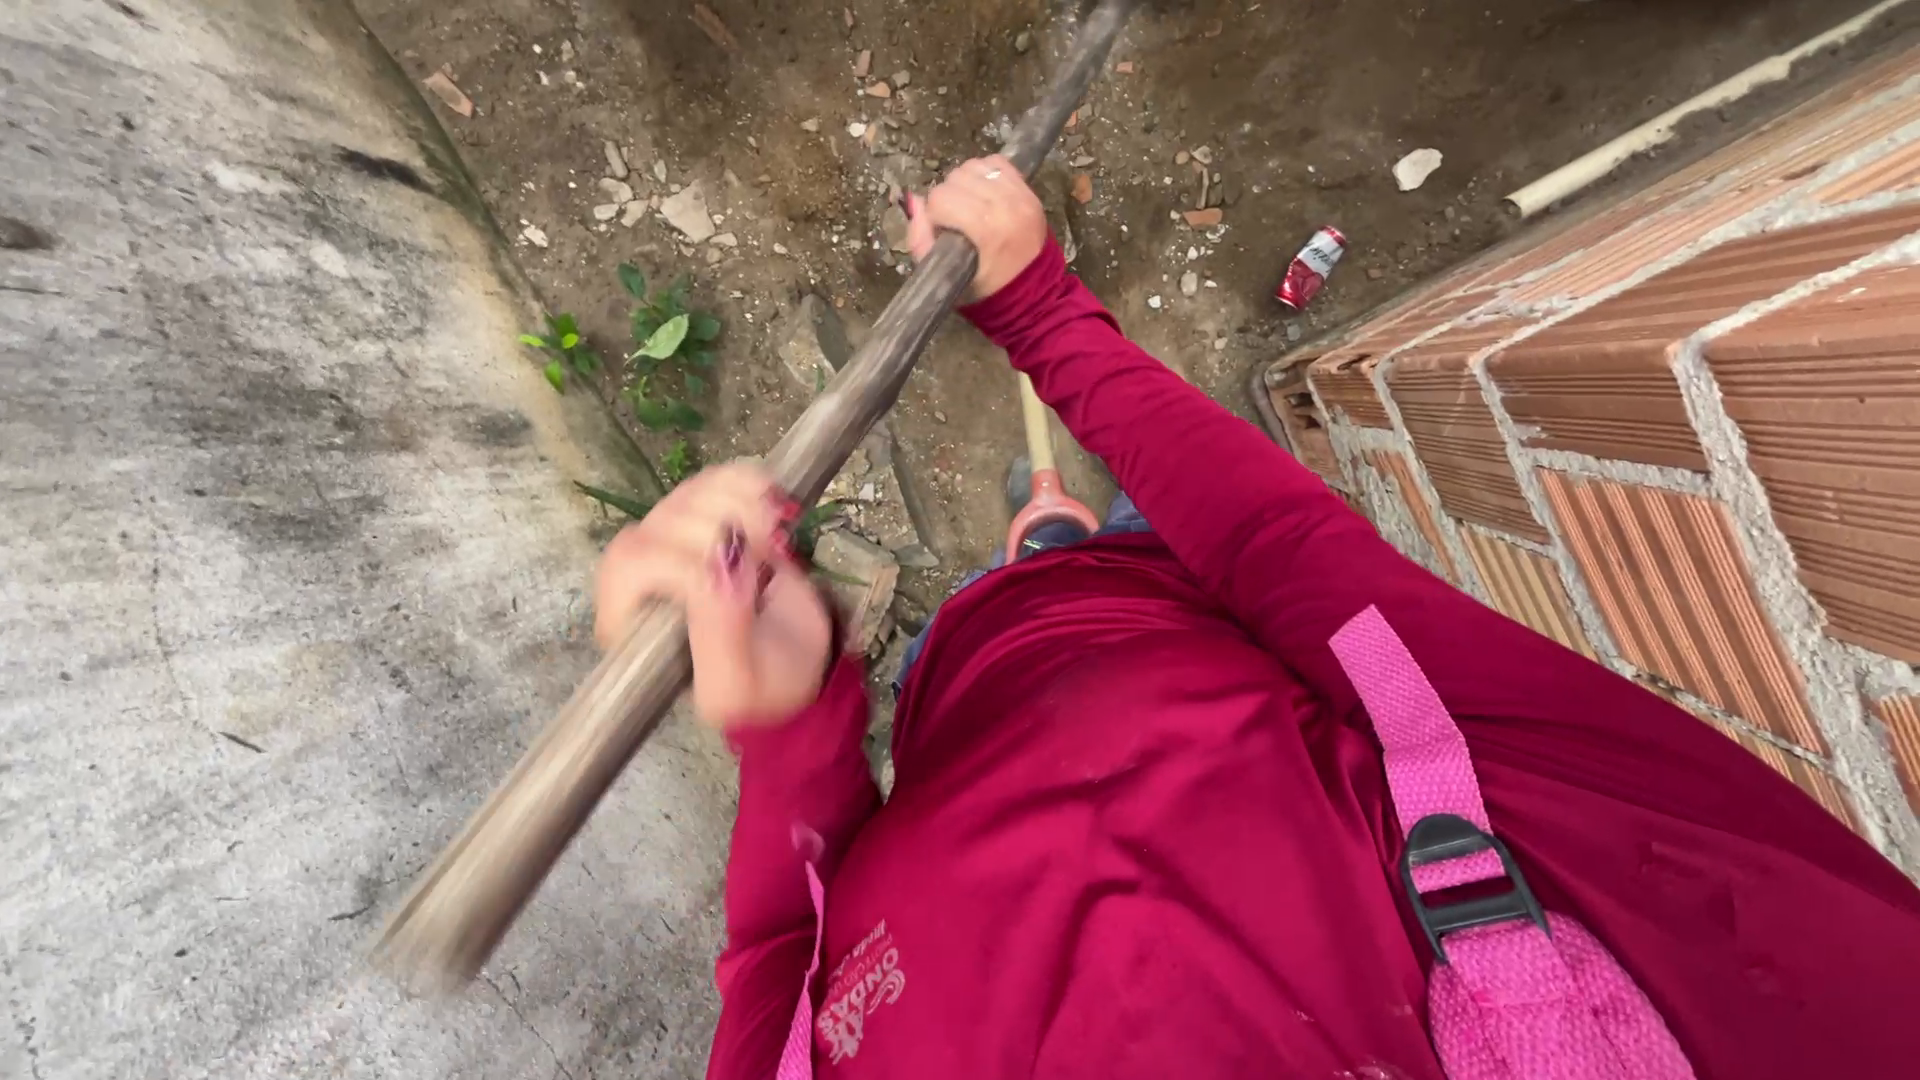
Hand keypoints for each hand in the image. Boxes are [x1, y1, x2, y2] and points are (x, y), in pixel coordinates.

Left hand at [593, 463, 833, 729]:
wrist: (804, 667)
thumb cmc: (765, 686)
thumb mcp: (738, 684)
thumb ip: (720, 631)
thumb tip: (725, 565)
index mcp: (633, 622)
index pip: (631, 565)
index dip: (684, 563)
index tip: (741, 586)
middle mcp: (647, 574)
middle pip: (665, 521)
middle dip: (724, 534)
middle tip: (766, 567)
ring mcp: (680, 538)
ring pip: (692, 492)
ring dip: (744, 507)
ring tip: (777, 543)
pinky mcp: (715, 515)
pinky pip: (721, 477)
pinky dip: (753, 483)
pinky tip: (779, 510)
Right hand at [905, 155, 1047, 301]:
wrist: (1031, 294)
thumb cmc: (983, 290)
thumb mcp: (944, 274)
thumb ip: (921, 240)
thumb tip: (914, 200)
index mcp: (986, 230)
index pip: (941, 199)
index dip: (934, 215)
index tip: (942, 232)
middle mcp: (1006, 206)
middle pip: (956, 179)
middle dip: (948, 199)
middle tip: (955, 222)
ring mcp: (1020, 196)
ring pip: (974, 166)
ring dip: (965, 184)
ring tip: (968, 207)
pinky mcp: (1029, 191)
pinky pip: (997, 163)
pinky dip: (984, 174)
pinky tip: (983, 195)